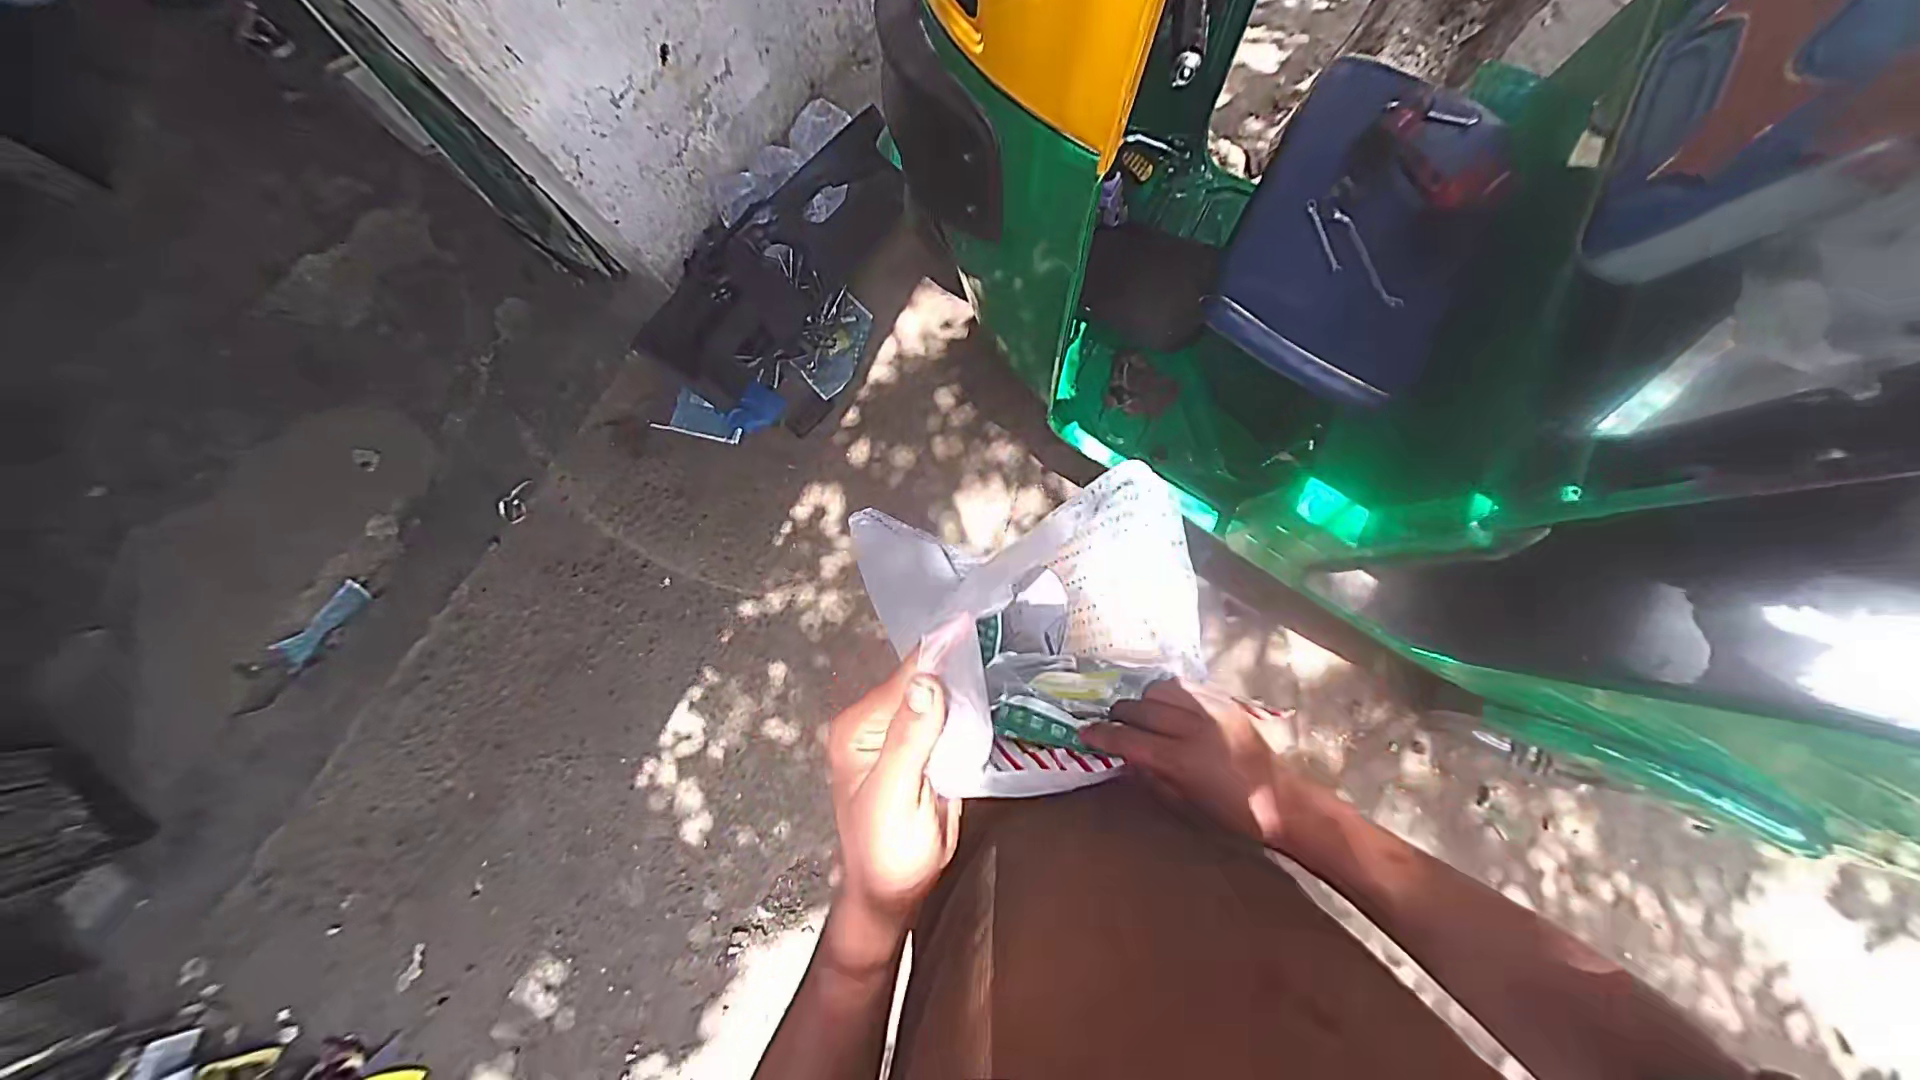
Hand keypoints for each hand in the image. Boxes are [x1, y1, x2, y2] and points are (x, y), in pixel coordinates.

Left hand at [823, 648, 962, 965]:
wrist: (891, 894)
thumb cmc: (886, 853)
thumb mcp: (894, 797)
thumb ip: (909, 739)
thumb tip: (926, 680)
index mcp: (860, 728)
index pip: (905, 679)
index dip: (939, 650)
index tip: (969, 618)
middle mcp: (876, 721)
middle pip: (921, 679)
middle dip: (954, 655)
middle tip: (992, 624)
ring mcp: (900, 732)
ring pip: (936, 694)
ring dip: (963, 674)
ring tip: (996, 641)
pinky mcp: (921, 745)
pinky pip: (945, 714)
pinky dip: (966, 700)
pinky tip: (988, 681)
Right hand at [1081, 679, 1303, 848]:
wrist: (1285, 801)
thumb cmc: (1233, 814)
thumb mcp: (1185, 804)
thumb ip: (1150, 776)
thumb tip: (1124, 757)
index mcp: (1182, 760)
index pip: (1127, 739)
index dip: (1101, 735)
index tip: (1085, 733)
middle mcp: (1193, 727)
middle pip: (1138, 708)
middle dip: (1118, 716)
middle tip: (1114, 726)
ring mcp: (1211, 709)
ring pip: (1159, 689)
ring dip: (1143, 701)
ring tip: (1143, 714)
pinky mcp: (1226, 701)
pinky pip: (1185, 686)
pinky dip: (1169, 694)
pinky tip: (1169, 707)